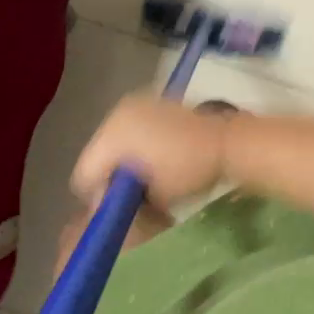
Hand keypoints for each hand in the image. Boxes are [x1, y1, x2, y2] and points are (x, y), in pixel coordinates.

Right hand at [71, 93, 233, 208]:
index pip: (85, 174)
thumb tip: (112, 209)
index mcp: (112, 134)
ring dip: (124, 162)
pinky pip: (131, 130)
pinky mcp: (152, 103)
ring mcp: (135, 104)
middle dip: (111, 178)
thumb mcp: (156, 196)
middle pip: (98, 155)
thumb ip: (126, 203)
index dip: (98, 198)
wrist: (228, 140)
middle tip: (133, 197)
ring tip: (147, 179)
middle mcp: (117, 114)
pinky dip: (137, 147)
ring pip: (113, 142)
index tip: (120, 211)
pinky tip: (157, 159)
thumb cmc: (189, 168)